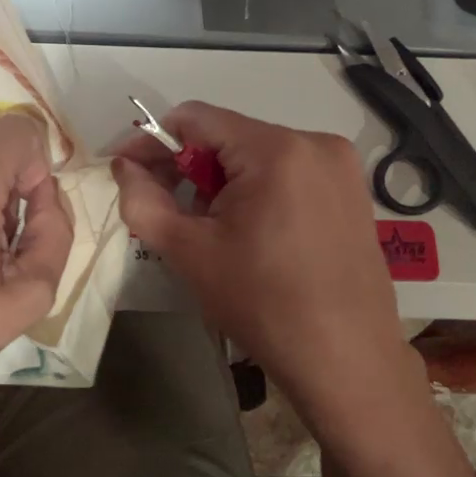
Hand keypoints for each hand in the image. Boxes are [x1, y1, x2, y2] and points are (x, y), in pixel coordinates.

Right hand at [110, 101, 403, 391]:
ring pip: (256, 154)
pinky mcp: (352, 192)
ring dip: (220, 181)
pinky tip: (246, 232)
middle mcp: (314, 143)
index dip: (152, 140)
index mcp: (275, 150)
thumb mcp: (187, 251)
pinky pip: (286, 172)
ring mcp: (340, 167)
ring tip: (205, 227)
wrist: (344, 359)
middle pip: (227, 136)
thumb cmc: (260, 301)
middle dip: (187, 166)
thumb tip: (123, 166)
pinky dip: (255, 190)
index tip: (128, 170)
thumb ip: (143, 200)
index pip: (195, 118)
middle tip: (161, 206)